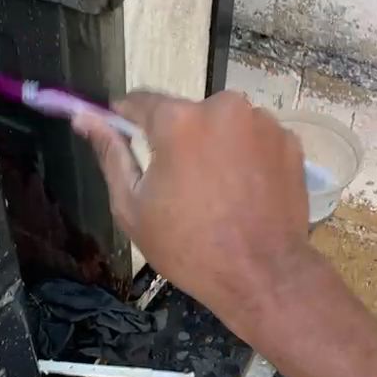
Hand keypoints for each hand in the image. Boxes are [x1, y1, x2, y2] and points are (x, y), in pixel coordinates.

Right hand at [74, 91, 318, 326]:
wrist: (262, 275)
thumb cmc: (188, 247)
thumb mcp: (133, 207)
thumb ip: (110, 155)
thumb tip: (86, 119)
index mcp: (179, 120)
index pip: (139, 101)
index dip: (125, 120)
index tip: (123, 139)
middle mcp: (224, 107)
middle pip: (186, 115)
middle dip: (177, 141)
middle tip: (178, 186)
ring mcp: (263, 123)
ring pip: (222, 127)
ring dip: (213, 148)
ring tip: (216, 194)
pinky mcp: (290, 142)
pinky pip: (254, 141)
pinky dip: (245, 159)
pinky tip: (244, 194)